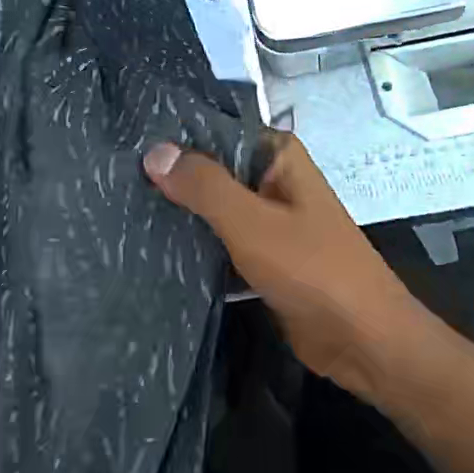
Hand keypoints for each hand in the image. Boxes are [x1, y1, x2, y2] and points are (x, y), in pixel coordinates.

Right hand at [143, 132, 430, 394]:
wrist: (362, 337)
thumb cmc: (313, 268)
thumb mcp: (253, 223)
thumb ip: (205, 187)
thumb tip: (154, 150)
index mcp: (280, 158)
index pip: (219, 135)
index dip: (176, 142)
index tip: (123, 149)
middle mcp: (276, 181)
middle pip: (215, 175)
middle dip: (174, 184)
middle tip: (112, 188)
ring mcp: (272, 222)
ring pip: (218, 213)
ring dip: (183, 219)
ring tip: (120, 217)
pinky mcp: (266, 260)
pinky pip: (224, 246)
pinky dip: (198, 250)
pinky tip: (151, 254)